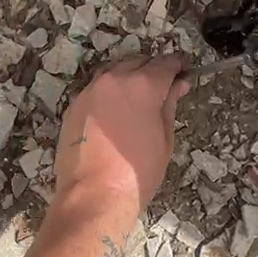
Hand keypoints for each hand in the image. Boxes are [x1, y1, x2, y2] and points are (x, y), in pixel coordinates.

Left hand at [54, 55, 188, 222]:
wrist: (94, 194)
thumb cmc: (137, 172)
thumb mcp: (164, 139)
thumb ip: (170, 105)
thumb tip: (178, 85)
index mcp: (143, 86)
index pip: (166, 63)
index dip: (177, 67)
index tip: (183, 73)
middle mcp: (115, 80)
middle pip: (139, 61)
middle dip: (153, 70)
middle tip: (163, 88)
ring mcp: (90, 91)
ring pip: (114, 71)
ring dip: (129, 77)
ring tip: (138, 99)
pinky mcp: (74, 105)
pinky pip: (96, 88)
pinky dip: (109, 92)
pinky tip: (115, 112)